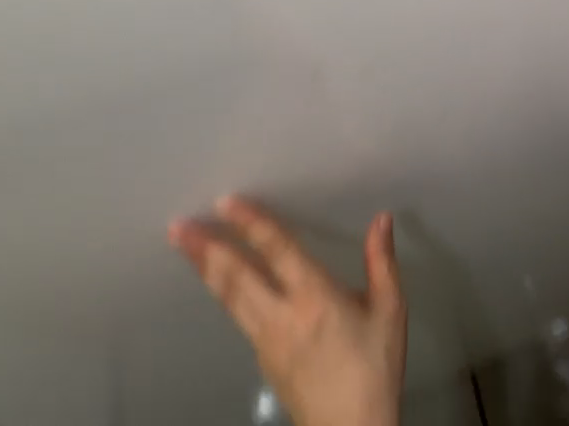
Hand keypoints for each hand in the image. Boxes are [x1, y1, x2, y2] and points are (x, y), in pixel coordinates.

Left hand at [170, 198, 406, 425]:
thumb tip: (381, 219)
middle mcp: (282, 316)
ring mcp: (266, 341)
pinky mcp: (262, 359)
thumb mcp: (391, 309)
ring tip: (185, 247)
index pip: (277, 251)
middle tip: (178, 227)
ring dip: (206, 270)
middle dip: (207, 249)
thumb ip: (382, 262)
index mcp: (316, 298)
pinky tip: (221, 285)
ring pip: (230, 297)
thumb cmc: (375, 366)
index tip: (227, 203)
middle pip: (237, 277)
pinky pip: (238, 316)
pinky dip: (224, 292)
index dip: (251, 224)